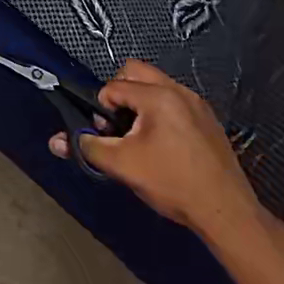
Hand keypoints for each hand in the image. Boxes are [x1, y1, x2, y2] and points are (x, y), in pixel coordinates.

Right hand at [48, 60, 260, 230]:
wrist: (225, 211)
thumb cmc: (173, 183)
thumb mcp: (121, 165)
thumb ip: (86, 146)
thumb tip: (58, 141)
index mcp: (159, 96)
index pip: (113, 86)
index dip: (101, 110)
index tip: (107, 136)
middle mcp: (180, 92)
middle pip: (135, 73)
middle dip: (118, 95)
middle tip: (117, 127)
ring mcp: (197, 105)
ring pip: (156, 87)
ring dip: (139, 105)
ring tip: (137, 139)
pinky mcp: (208, 121)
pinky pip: (174, 103)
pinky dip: (159, 115)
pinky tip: (161, 147)